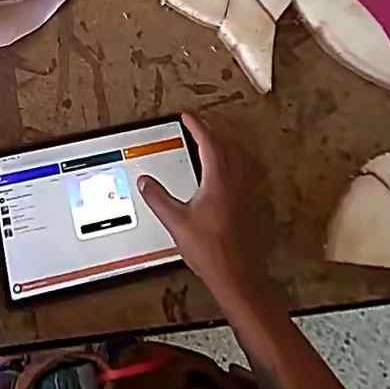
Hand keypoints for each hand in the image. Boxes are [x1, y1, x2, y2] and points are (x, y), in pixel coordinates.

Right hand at [138, 113, 271, 304]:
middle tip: (198, 122)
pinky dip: (230, 156)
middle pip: (226, 144)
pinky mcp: (244, 202)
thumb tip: (146, 182)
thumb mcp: (175, 221)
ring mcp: (241, 191)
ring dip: (223, 140)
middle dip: (211, 128)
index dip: (197, 126)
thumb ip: (158, 198)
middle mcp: (233, 182)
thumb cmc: (210, 249)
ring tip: (211, 136)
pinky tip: (224, 165)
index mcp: (218, 181)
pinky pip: (240, 168)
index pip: (209, 143)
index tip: (187, 116)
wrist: (233, 271)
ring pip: (236, 154)